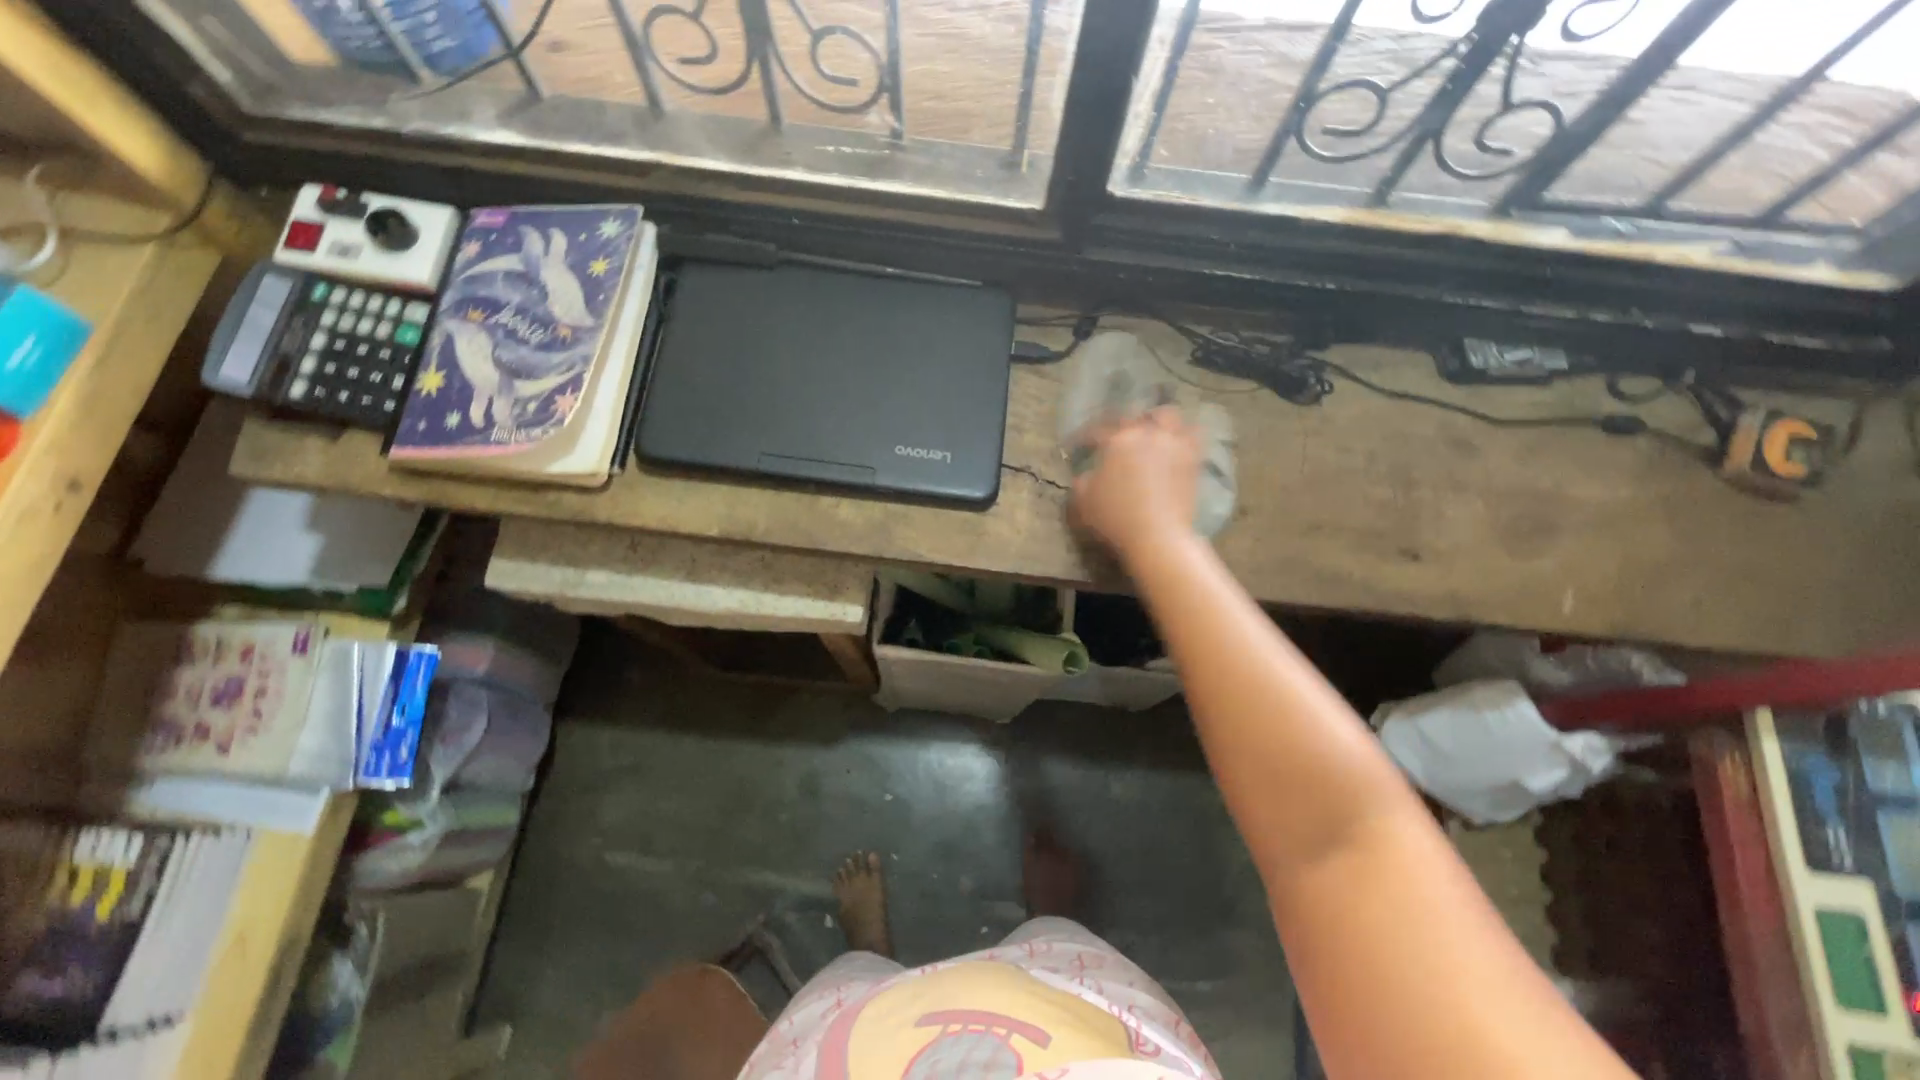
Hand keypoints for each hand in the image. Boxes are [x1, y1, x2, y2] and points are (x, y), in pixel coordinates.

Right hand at [1070, 407, 1200, 561]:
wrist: (1157, 536)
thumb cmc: (1115, 518)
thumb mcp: (1083, 502)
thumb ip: (1082, 482)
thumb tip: (1087, 475)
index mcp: (1117, 440)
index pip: (1099, 430)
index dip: (1087, 436)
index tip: (1082, 445)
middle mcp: (1146, 434)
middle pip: (1137, 415)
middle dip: (1128, 421)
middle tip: (1123, 434)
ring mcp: (1173, 444)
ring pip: (1169, 416)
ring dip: (1160, 420)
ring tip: (1155, 431)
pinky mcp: (1193, 459)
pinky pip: (1193, 436)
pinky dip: (1185, 435)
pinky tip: (1179, 443)